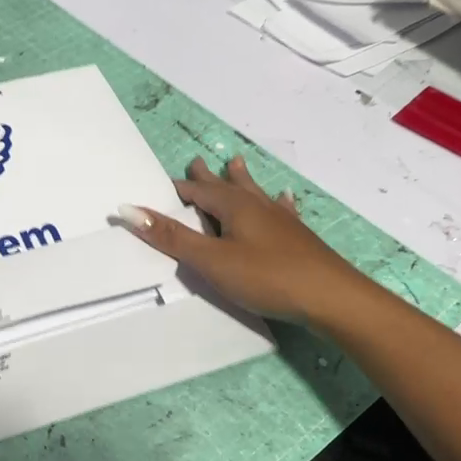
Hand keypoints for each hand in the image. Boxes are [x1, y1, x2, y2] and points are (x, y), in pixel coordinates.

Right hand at [118, 155, 376, 324]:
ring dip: (242, 180)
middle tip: (198, 161)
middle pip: (227, 186)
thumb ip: (170, 236)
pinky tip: (286, 200)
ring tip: (237, 162)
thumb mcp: (211, 260)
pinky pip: (284, 212)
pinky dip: (279, 203)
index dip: (179, 189)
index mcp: (233, 207)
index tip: (162, 184)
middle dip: (209, 177)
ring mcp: (282, 222)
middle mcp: (257, 207)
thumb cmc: (267, 277)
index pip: (198, 192)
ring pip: (256, 194)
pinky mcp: (300, 239)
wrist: (334, 299)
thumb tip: (127, 209)